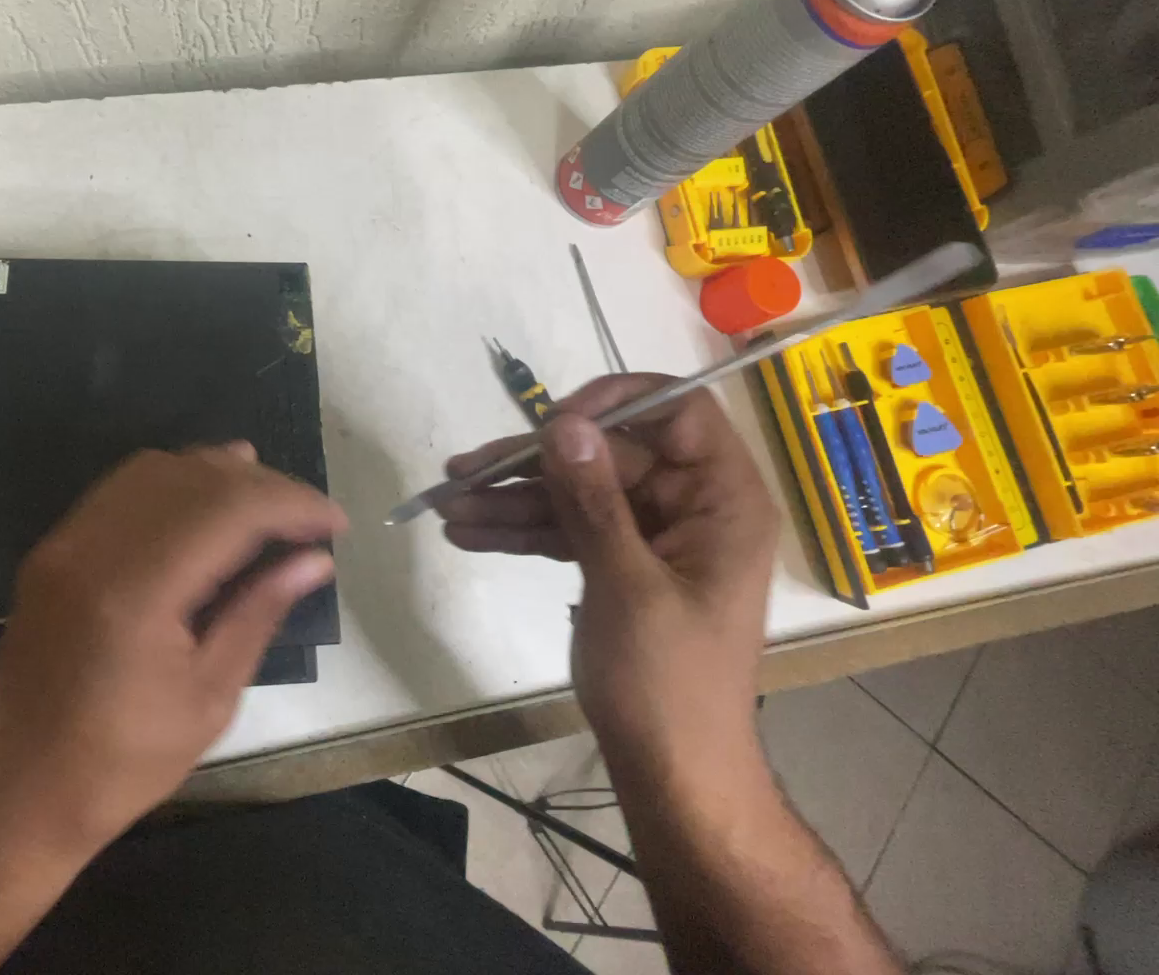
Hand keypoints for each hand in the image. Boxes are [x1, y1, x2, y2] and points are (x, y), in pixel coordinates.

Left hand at [0, 443, 346, 862]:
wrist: (18, 790)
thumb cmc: (121, 764)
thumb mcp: (208, 698)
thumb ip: (259, 613)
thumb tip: (314, 560)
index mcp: (135, 593)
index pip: (227, 509)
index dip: (289, 502)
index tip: (334, 522)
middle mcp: (93, 548)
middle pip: (192, 479)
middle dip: (261, 485)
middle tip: (307, 516)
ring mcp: (65, 543)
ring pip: (153, 472)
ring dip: (216, 476)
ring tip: (267, 499)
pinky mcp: (53, 550)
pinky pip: (121, 491)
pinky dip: (172, 485)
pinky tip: (205, 502)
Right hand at [438, 375, 779, 765]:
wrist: (669, 766)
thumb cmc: (667, 680)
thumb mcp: (626, 585)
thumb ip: (593, 500)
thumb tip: (563, 423)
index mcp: (721, 501)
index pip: (678, 414)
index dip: (615, 403)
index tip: (551, 422)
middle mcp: (687, 507)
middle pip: (604, 457)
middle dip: (531, 467)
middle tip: (462, 473)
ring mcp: (648, 536)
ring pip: (574, 495)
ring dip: (510, 501)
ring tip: (447, 508)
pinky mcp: (616, 563)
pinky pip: (564, 531)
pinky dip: (519, 532)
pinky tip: (468, 534)